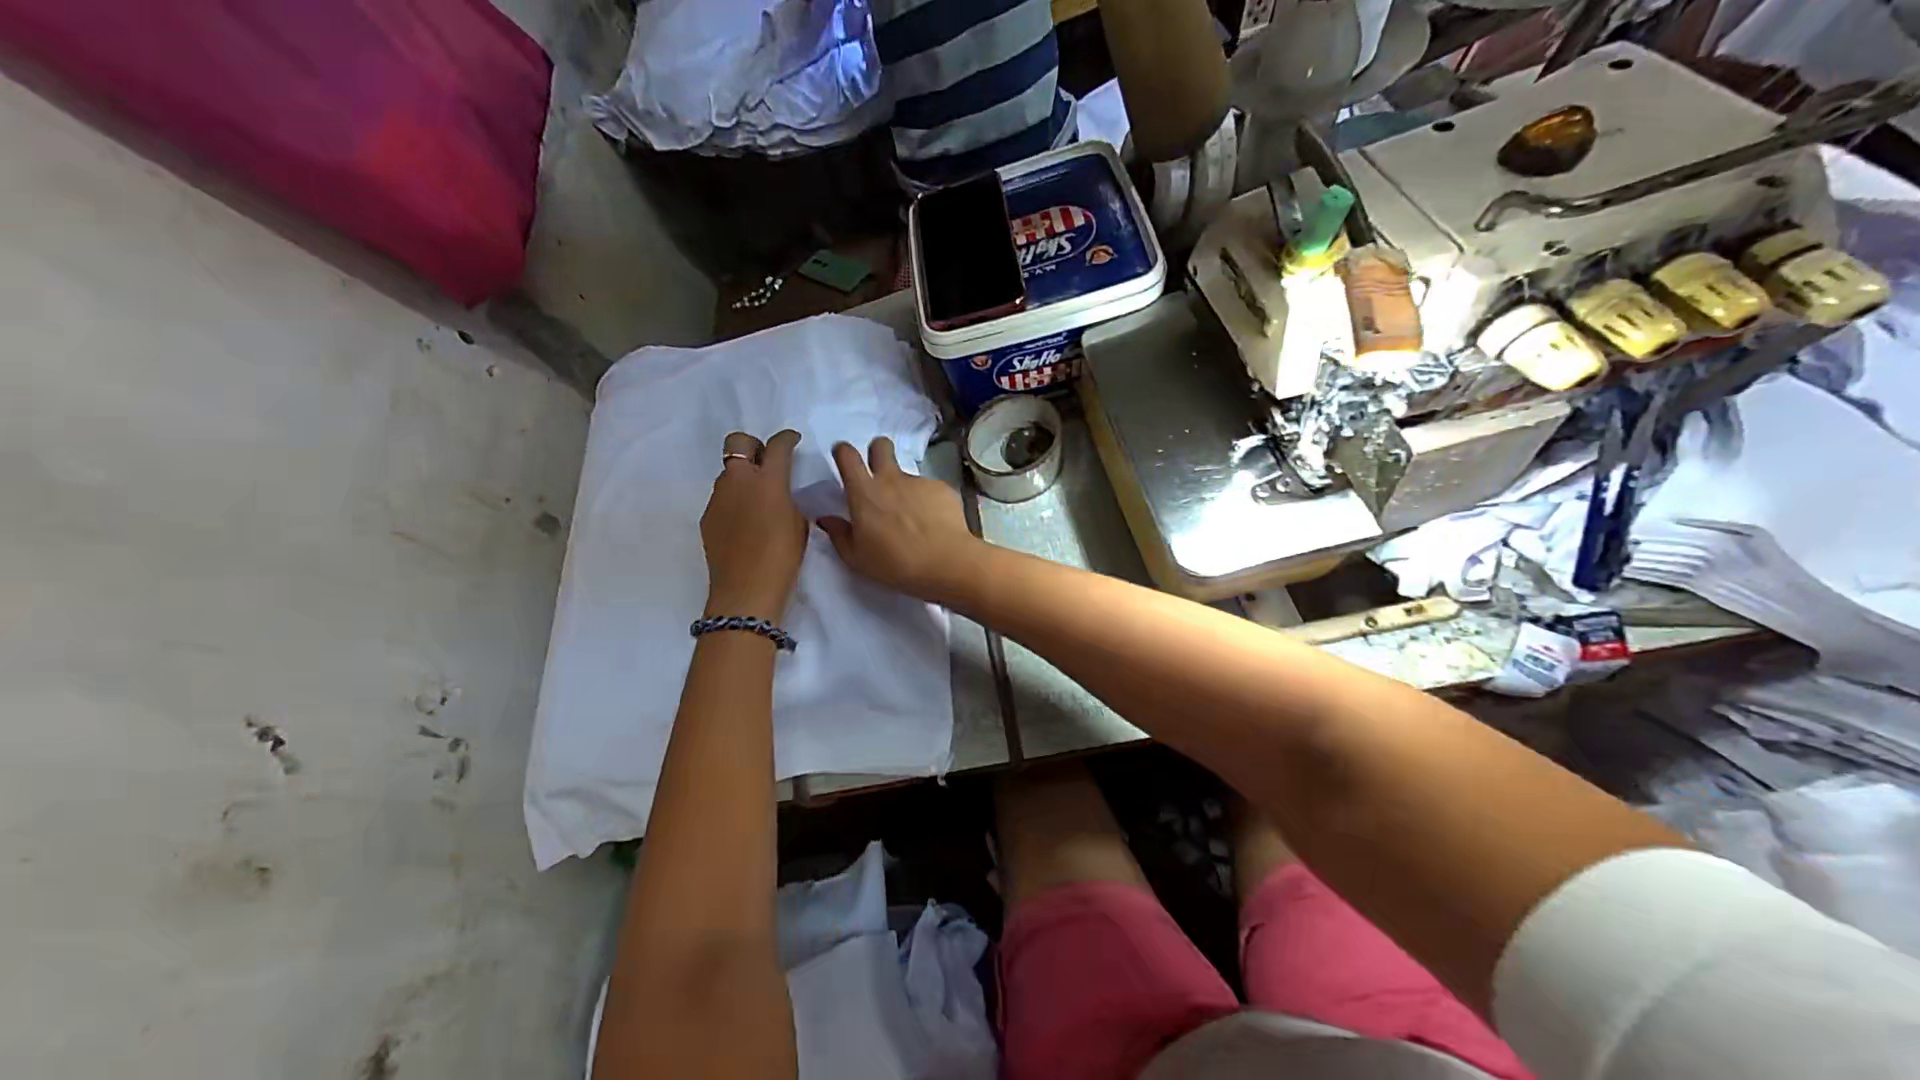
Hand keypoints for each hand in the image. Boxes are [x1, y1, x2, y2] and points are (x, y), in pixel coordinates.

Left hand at [701, 430, 806, 621]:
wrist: (746, 590)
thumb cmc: (782, 557)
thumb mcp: (798, 523)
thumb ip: (787, 498)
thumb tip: (778, 492)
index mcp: (768, 481)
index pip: (778, 446)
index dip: (787, 439)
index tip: (792, 441)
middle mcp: (738, 481)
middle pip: (738, 443)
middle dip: (754, 446)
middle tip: (767, 462)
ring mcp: (718, 498)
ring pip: (728, 472)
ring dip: (743, 477)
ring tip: (757, 500)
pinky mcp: (707, 516)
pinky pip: (722, 498)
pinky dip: (734, 501)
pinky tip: (745, 523)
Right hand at [817, 437, 985, 602]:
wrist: (945, 563)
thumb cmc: (895, 563)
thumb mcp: (857, 558)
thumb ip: (839, 535)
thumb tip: (826, 519)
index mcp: (864, 493)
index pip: (847, 455)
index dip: (844, 452)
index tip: (845, 460)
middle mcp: (890, 479)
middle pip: (881, 446)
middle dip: (878, 451)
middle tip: (879, 474)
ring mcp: (919, 481)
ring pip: (907, 476)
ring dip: (906, 491)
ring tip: (914, 521)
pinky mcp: (942, 488)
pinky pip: (929, 490)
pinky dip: (928, 503)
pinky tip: (934, 525)